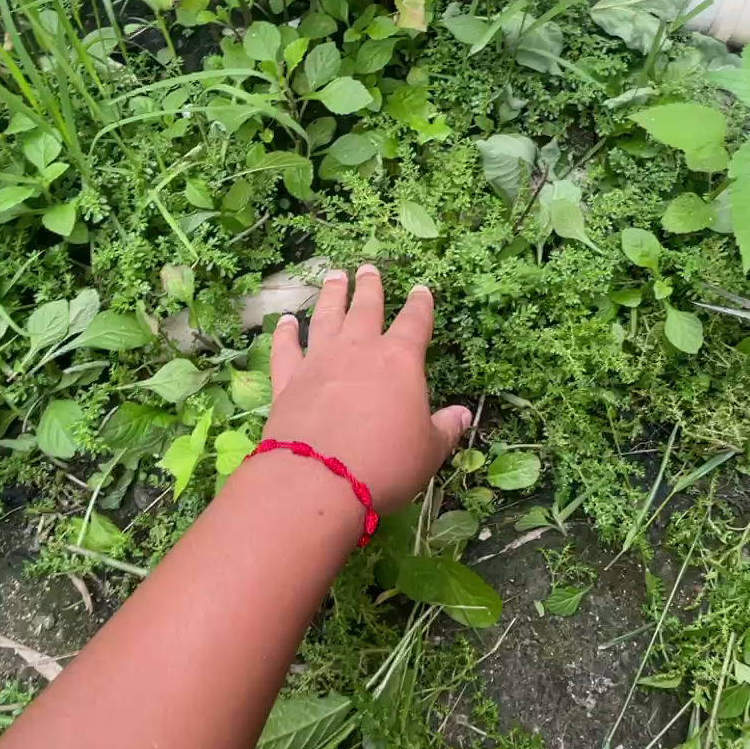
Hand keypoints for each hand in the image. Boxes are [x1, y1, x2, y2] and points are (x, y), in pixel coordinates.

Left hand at [262, 265, 472, 513]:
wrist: (318, 479)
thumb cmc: (385, 463)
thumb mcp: (428, 451)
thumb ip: (445, 428)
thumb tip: (463, 414)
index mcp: (400, 360)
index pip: (415, 323)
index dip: (420, 305)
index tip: (421, 290)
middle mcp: (359, 350)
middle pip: (366, 309)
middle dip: (370, 287)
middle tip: (368, 268)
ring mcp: (319, 362)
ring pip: (326, 318)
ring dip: (331, 295)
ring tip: (334, 276)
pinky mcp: (288, 381)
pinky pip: (287, 350)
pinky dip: (286, 334)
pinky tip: (286, 322)